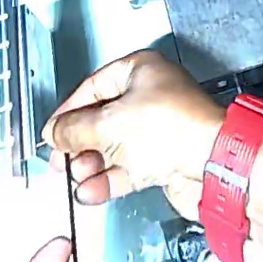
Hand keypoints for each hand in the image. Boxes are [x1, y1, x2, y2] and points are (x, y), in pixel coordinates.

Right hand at [43, 50, 223, 218]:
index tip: (52, 131)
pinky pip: (129, 165)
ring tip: (75, 176)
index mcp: (140, 70)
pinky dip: (109, 178)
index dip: (69, 110)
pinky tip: (90, 191)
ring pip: (115, 143)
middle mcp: (150, 94)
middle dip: (79, 140)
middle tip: (60, 158)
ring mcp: (158, 125)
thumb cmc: (172, 128)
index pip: (94, 86)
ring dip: (92, 162)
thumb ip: (75, 128)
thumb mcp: (109, 124)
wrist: (210, 163)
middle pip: (103, 116)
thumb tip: (55, 131)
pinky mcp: (164, 155)